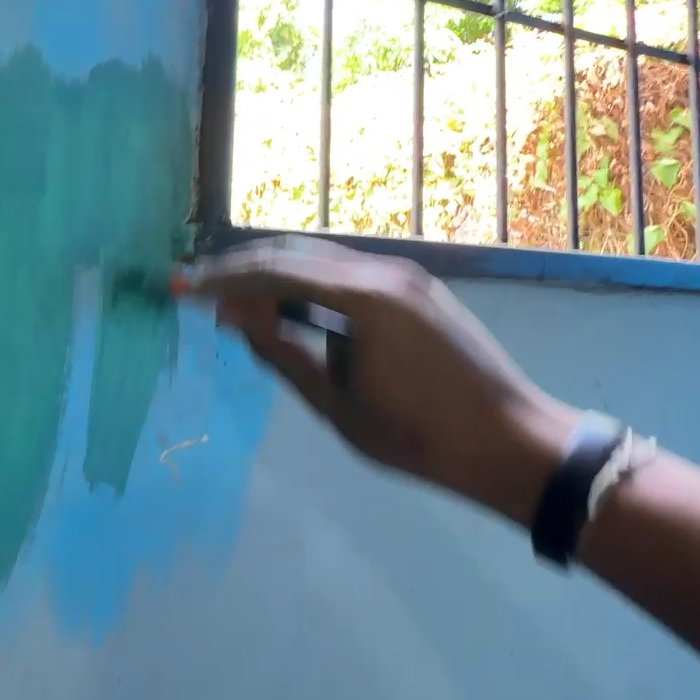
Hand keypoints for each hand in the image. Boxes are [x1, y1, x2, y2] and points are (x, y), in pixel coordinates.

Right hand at [180, 237, 576, 525]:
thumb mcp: (338, 405)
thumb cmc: (423, 437)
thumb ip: (280, 352)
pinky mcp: (412, 288)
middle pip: (290, 251)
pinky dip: (301, 281)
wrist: (520, 447)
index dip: (219, 278)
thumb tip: (230, 315)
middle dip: (237, 268)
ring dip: (268, 272)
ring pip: (314, 256)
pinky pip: (340, 270)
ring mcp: (401, 275)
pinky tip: (282, 303)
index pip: (271, 270)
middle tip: (195, 287)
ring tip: (230, 296)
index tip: (180, 287)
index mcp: (362, 297)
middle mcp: (380, 270)